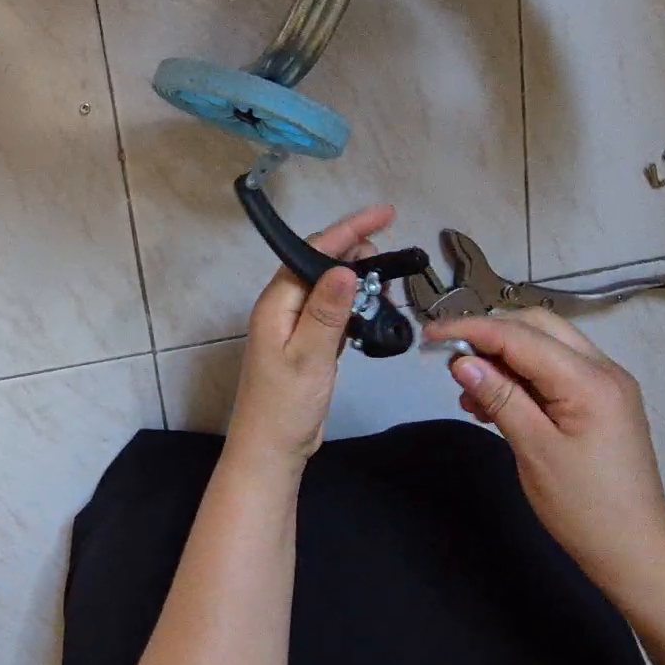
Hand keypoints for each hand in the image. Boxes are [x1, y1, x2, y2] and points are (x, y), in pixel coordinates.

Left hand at [225, 204, 397, 469]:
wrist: (272, 450)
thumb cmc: (284, 406)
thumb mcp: (309, 356)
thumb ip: (327, 312)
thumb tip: (345, 268)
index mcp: (276, 303)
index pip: (312, 252)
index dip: (348, 230)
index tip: (386, 215)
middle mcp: (282, 308)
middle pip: (319, 263)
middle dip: (355, 250)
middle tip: (392, 257)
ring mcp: (293, 326)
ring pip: (327, 287)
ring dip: (357, 278)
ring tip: (389, 279)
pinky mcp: (306, 344)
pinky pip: (331, 311)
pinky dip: (353, 304)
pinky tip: (373, 308)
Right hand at [425, 308, 664, 598]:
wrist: (635, 552)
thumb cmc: (584, 506)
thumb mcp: (533, 450)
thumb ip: (499, 397)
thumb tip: (460, 361)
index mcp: (590, 381)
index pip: (519, 337)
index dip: (470, 329)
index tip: (429, 336)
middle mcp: (602, 370)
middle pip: (535, 327)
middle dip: (488, 333)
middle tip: (449, 357)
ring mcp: (603, 384)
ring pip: (542, 345)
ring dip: (500, 356)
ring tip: (467, 390)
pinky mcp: (597, 401)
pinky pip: (550, 370)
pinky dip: (516, 376)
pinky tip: (490, 403)